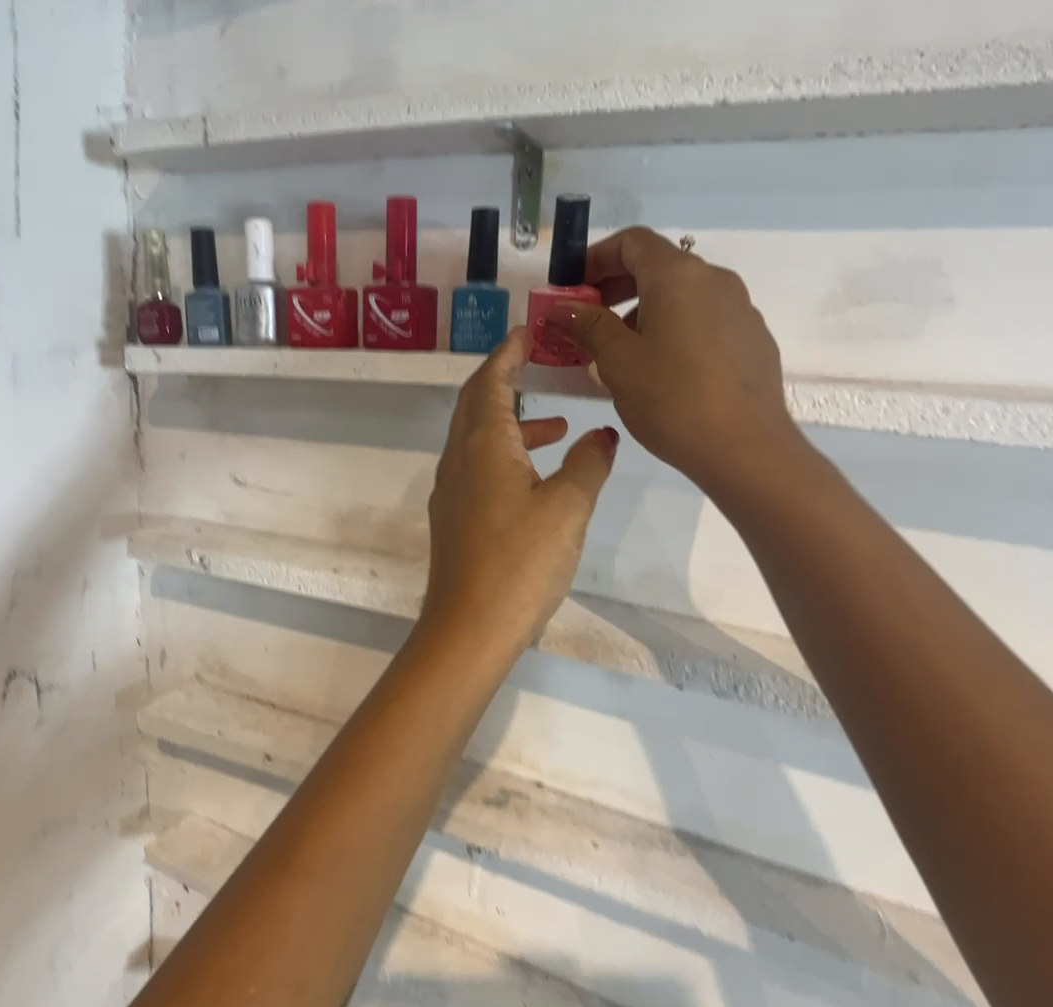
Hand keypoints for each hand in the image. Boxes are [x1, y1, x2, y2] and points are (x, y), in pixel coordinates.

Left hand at [423, 327, 617, 645]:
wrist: (469, 629)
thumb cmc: (521, 562)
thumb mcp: (568, 507)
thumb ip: (588, 464)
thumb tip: (601, 436)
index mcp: (482, 445)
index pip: (489, 381)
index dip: (509, 353)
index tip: (532, 332)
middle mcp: (458, 460)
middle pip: (476, 405)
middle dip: (508, 380)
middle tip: (545, 367)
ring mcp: (452, 493)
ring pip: (478, 440)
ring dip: (514, 424)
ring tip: (559, 426)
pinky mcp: (456, 521)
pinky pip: (478, 468)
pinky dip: (507, 455)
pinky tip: (538, 477)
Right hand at [544, 227, 807, 499]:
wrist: (746, 448)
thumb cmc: (672, 399)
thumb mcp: (617, 362)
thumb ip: (588, 327)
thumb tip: (561, 308)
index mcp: (677, 275)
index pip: (631, 242)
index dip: (595, 259)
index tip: (571, 290)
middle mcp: (714, 280)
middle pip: (658, 266)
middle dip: (616, 287)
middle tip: (587, 323)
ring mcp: (739, 309)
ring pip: (682, 296)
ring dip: (643, 312)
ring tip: (619, 354)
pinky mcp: (751, 340)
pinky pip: (703, 321)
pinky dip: (673, 331)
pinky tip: (661, 372)